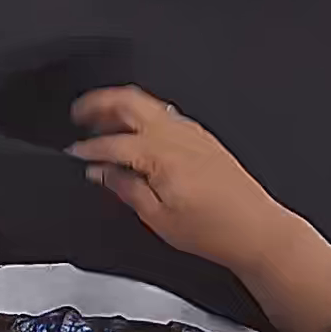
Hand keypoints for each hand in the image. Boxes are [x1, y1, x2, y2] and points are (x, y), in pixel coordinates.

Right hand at [68, 85, 296, 274]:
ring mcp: (191, 132)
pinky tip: (135, 131)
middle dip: (98, 103)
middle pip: (128, 101)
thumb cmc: (215, 229)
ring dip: (119, 106)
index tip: (74, 153)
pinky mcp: (201, 136)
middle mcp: (176, 135)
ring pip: (146, 102)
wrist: (256, 230)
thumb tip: (101, 173)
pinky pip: (164, 113)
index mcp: (161, 155)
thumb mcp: (158, 218)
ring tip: (100, 119)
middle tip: (79, 113)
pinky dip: (141, 114)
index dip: (87, 148)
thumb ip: (125, 188)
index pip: (112, 143)